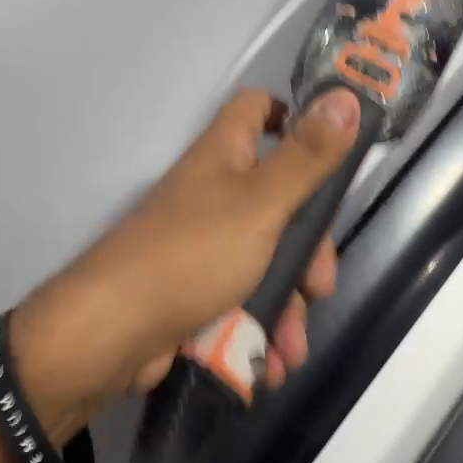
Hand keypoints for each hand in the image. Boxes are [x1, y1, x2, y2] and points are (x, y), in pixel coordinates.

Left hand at [11, 89, 360, 432]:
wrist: (114, 331)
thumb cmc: (193, 253)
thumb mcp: (262, 203)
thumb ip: (307, 157)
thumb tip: (348, 96)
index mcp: (224, 155)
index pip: (258, 109)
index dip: (293, 117)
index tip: (330, 150)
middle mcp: (213, 193)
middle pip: (279, 202)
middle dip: (308, 251)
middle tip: (319, 288)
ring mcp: (203, 245)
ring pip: (266, 262)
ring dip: (288, 308)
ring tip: (291, 349)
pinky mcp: (195, 291)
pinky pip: (242, 302)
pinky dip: (261, 332)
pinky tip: (271, 366)